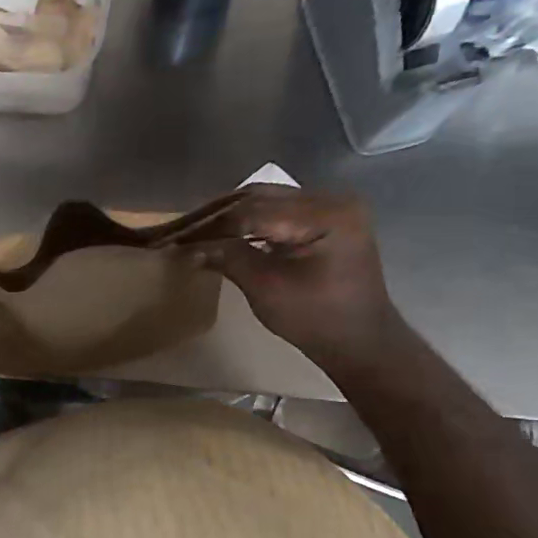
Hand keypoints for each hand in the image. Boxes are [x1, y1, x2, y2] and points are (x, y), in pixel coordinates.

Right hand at [187, 187, 405, 369]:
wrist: (359, 339)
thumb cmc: (315, 319)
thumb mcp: (266, 288)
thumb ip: (229, 259)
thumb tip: (191, 248)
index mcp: (325, 215)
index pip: (254, 210)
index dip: (212, 225)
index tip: (179, 238)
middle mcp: (332, 200)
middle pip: (262, 197)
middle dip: (220, 215)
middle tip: (184, 230)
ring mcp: (332, 208)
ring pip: (269, 201)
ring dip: (233, 216)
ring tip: (200, 232)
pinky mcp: (327, 221)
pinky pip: (281, 212)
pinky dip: (252, 222)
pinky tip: (229, 235)